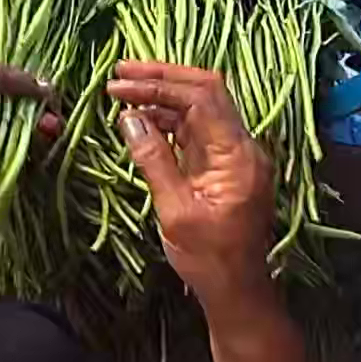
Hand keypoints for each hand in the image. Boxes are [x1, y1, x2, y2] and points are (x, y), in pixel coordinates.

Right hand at [106, 61, 275, 318]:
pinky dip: (168, 118)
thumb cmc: (208, 259)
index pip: (201, 99)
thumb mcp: (175, 211)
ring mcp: (232, 153)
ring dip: (163, 94)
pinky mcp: (220, 163)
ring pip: (200, 105)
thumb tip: (129, 117)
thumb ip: (154, 160)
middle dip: (163, 75)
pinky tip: (141, 117)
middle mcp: (241, 145)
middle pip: (206, 90)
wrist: (237, 290)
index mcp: (237, 155)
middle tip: (122, 71)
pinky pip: (195, 128)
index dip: (158, 85)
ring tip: (124, 91)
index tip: (120, 85)